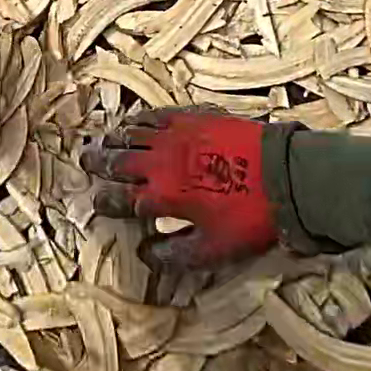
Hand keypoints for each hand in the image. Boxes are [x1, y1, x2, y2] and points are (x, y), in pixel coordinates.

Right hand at [84, 108, 278, 270]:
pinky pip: (153, 116)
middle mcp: (158, 162)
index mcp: (160, 196)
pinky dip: (138, 121)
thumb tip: (144, 255)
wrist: (285, 174)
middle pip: (116, 160)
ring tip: (104, 142)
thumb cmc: (250, 217)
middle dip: (96, 162)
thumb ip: (174, 255)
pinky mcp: (189, 117)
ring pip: (130, 134)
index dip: (104, 202)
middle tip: (84, 160)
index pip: (119, 199)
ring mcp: (172, 136)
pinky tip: (135, 122)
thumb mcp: (214, 250)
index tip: (98, 204)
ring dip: (113, 140)